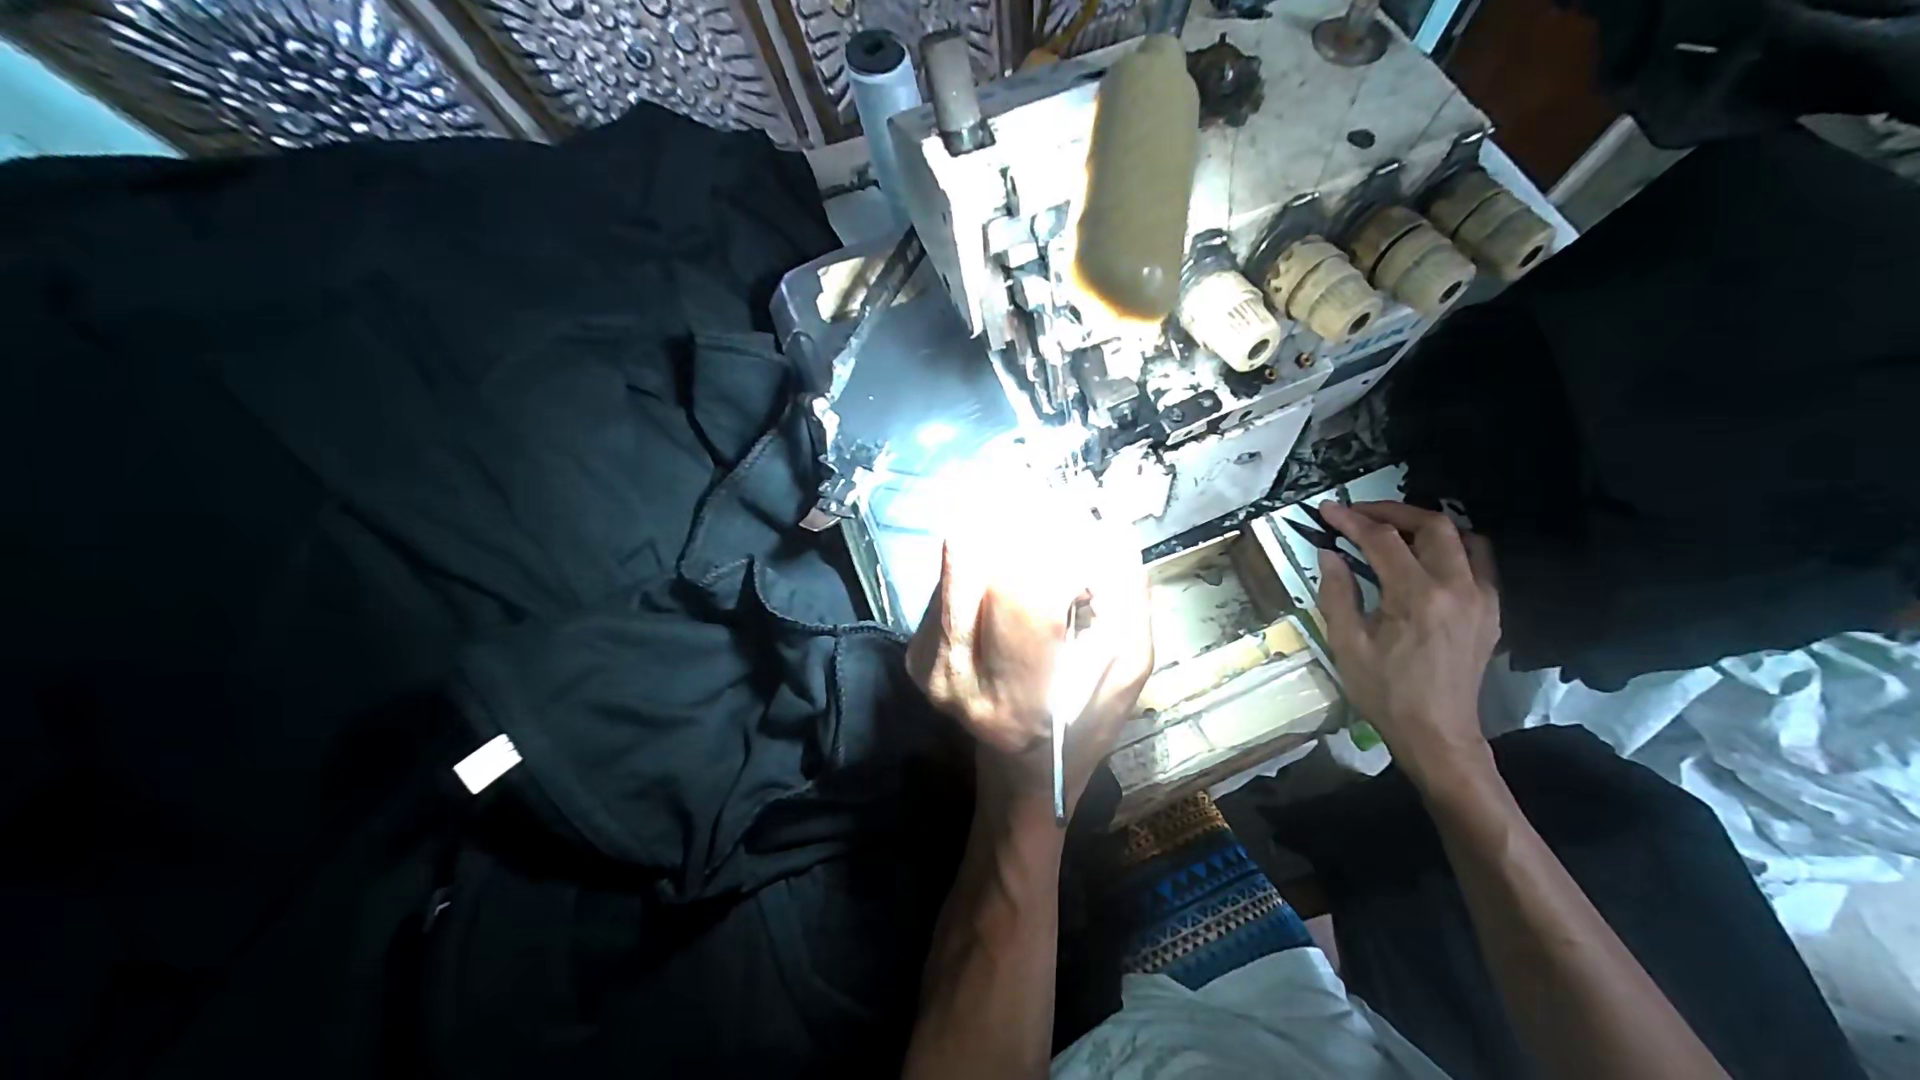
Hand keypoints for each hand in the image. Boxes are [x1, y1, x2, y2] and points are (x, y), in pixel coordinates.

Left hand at [906, 532, 1151, 815]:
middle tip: (1060, 523)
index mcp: (1016, 699)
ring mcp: (928, 658)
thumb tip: (1103, 530)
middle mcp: (957, 676)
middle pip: (973, 559)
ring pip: (960, 555)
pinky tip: (1015, 569)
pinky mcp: (915, 642)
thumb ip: (1123, 598)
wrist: (1020, 762)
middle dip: (1025, 526)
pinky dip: (990, 554)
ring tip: (1041, 542)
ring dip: (1005, 532)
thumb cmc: (1082, 726)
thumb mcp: (1127, 668)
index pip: (1022, 597)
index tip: (1087, 545)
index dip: (1060, 552)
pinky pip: (952, 570)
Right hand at [1315, 501, 1500, 792]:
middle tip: (1360, 514)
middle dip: (1392, 511)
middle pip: (1432, 525)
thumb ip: (1337, 593)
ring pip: (1463, 538)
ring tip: (1393, 529)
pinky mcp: (1491, 611)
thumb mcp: (1346, 644)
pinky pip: (1479, 561)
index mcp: (1417, 596)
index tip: (1327, 510)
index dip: (1352, 520)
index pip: (1383, 540)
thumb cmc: (1384, 691)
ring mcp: (1482, 598)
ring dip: (1426, 525)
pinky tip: (1427, 557)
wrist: (1437, 732)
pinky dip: (1453, 547)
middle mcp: (1457, 588)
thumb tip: (1329, 554)